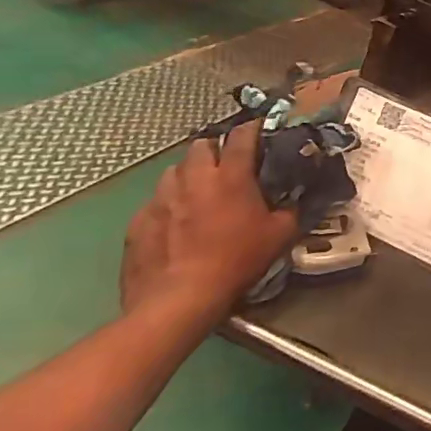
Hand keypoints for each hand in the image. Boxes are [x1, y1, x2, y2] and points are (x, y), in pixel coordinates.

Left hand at [120, 121, 300, 320]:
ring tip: (197, 193)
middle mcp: (194, 178)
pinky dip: (167, 206)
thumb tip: (291, 203)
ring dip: (188, 175)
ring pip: (174, 171)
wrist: (177, 302)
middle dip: (214, 149)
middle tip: (225, 166)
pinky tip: (174, 225)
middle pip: (201, 145)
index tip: (259, 130)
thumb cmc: (234, 262)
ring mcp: (161, 198)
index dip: (252, 129)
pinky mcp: (138, 221)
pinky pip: (155, 202)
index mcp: (231, 175)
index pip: (242, 136)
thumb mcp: (278, 237)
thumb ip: (288, 211)